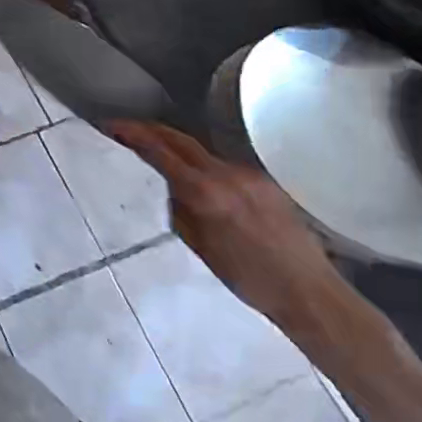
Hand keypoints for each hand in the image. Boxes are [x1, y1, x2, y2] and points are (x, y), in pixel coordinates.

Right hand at [104, 120, 350, 329]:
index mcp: (206, 192)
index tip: (111, 127)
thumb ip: (178, 210)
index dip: (132, 134)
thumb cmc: (250, 280)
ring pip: (202, 152)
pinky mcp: (264, 182)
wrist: (311, 294)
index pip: (160, 151)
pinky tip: (198, 182)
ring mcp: (248, 175)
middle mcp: (227, 174)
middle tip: (124, 129)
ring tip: (156, 156)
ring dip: (175, 148)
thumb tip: (163, 187)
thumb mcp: (200, 248)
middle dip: (150, 130)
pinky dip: (202, 166)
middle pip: (180, 139)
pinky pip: (223, 166)